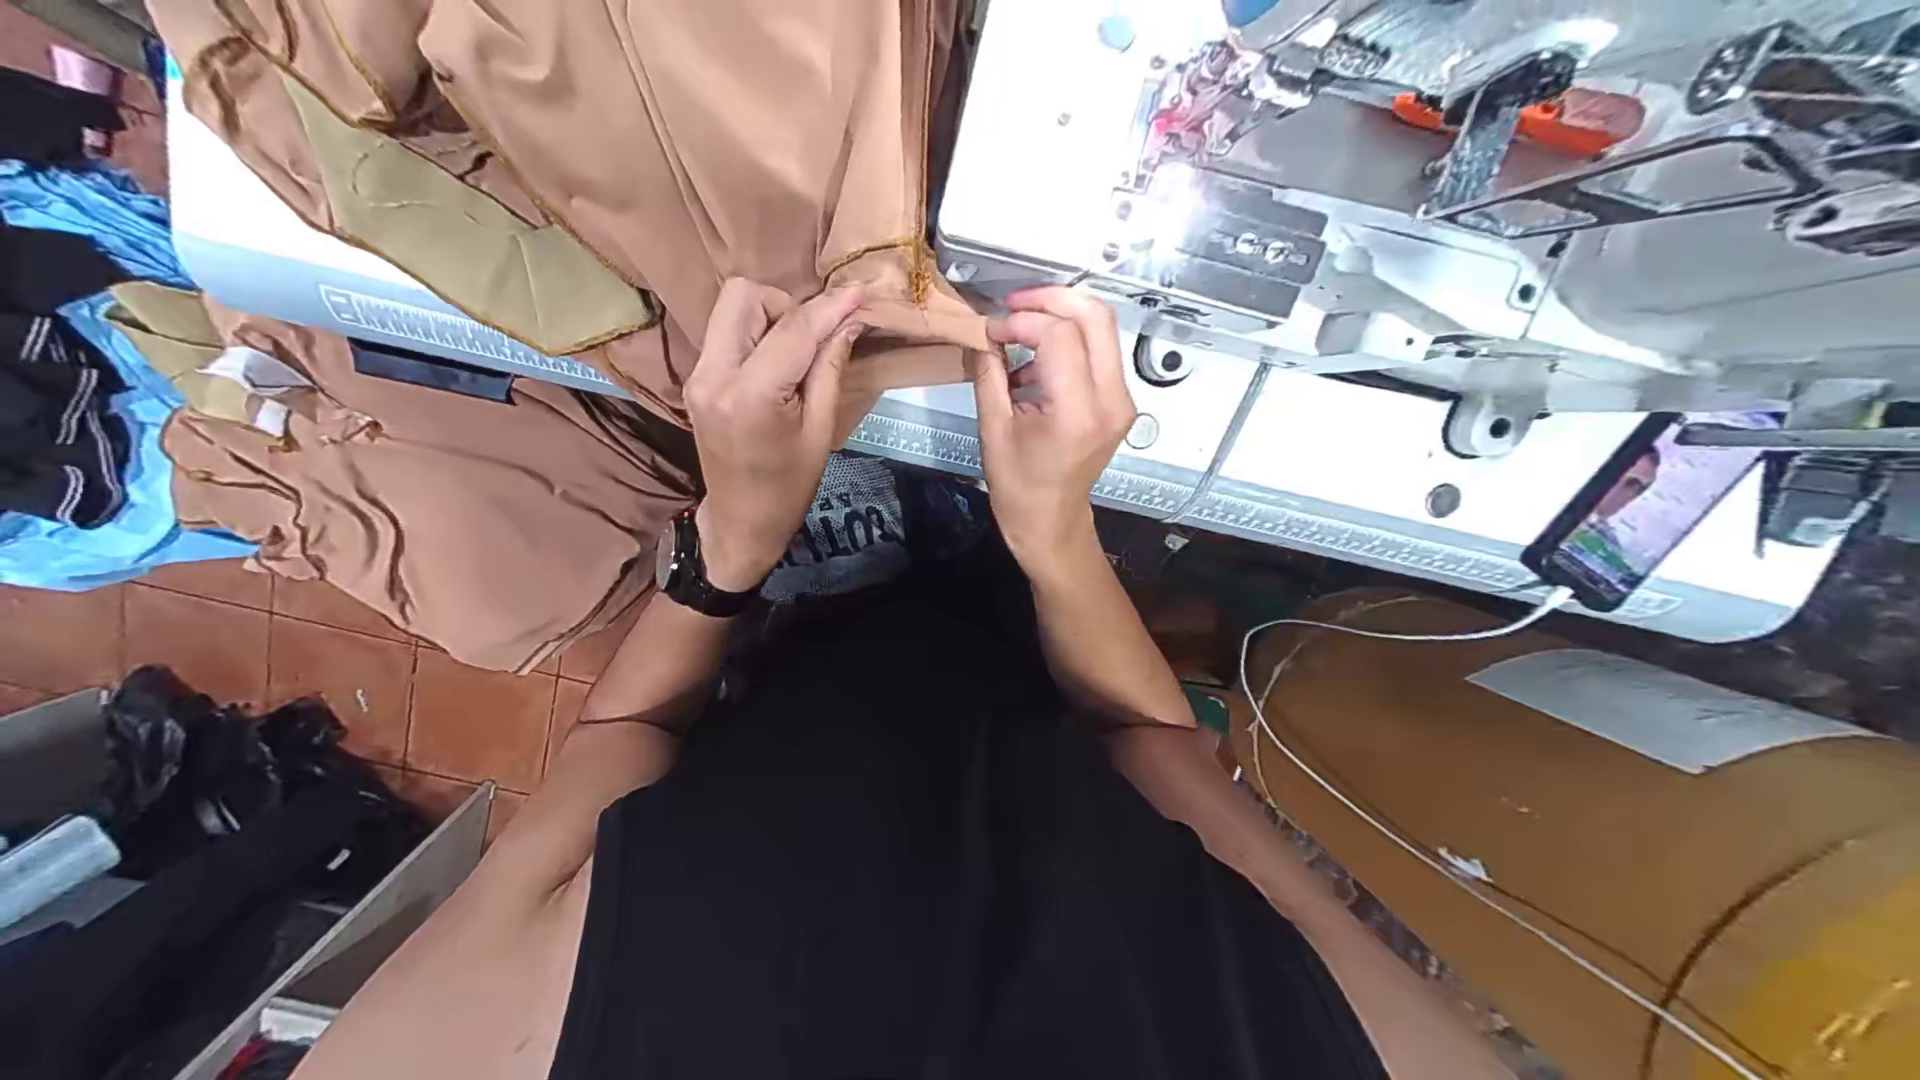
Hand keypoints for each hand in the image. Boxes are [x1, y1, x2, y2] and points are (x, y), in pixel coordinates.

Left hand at [686, 278, 864, 590]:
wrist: (741, 522)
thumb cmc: (789, 487)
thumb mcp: (820, 431)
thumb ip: (829, 369)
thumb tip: (848, 323)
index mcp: (751, 395)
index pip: (793, 330)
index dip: (830, 307)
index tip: (859, 290)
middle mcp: (714, 375)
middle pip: (743, 296)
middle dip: (785, 306)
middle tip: (812, 340)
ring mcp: (697, 375)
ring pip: (730, 308)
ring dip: (769, 318)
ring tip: (794, 356)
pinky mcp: (695, 380)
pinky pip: (725, 333)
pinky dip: (755, 335)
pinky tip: (776, 365)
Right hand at [972, 287, 1135, 581]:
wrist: (1051, 521)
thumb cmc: (1017, 485)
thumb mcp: (993, 429)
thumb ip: (989, 374)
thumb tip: (985, 332)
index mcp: (1078, 412)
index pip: (1060, 336)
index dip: (1022, 321)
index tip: (992, 330)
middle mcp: (1111, 400)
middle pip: (1095, 316)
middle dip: (1051, 298)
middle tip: (1013, 304)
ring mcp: (1122, 399)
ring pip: (1103, 327)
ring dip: (1061, 316)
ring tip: (1019, 329)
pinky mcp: (1120, 400)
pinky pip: (1100, 350)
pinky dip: (1068, 339)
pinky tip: (1035, 358)